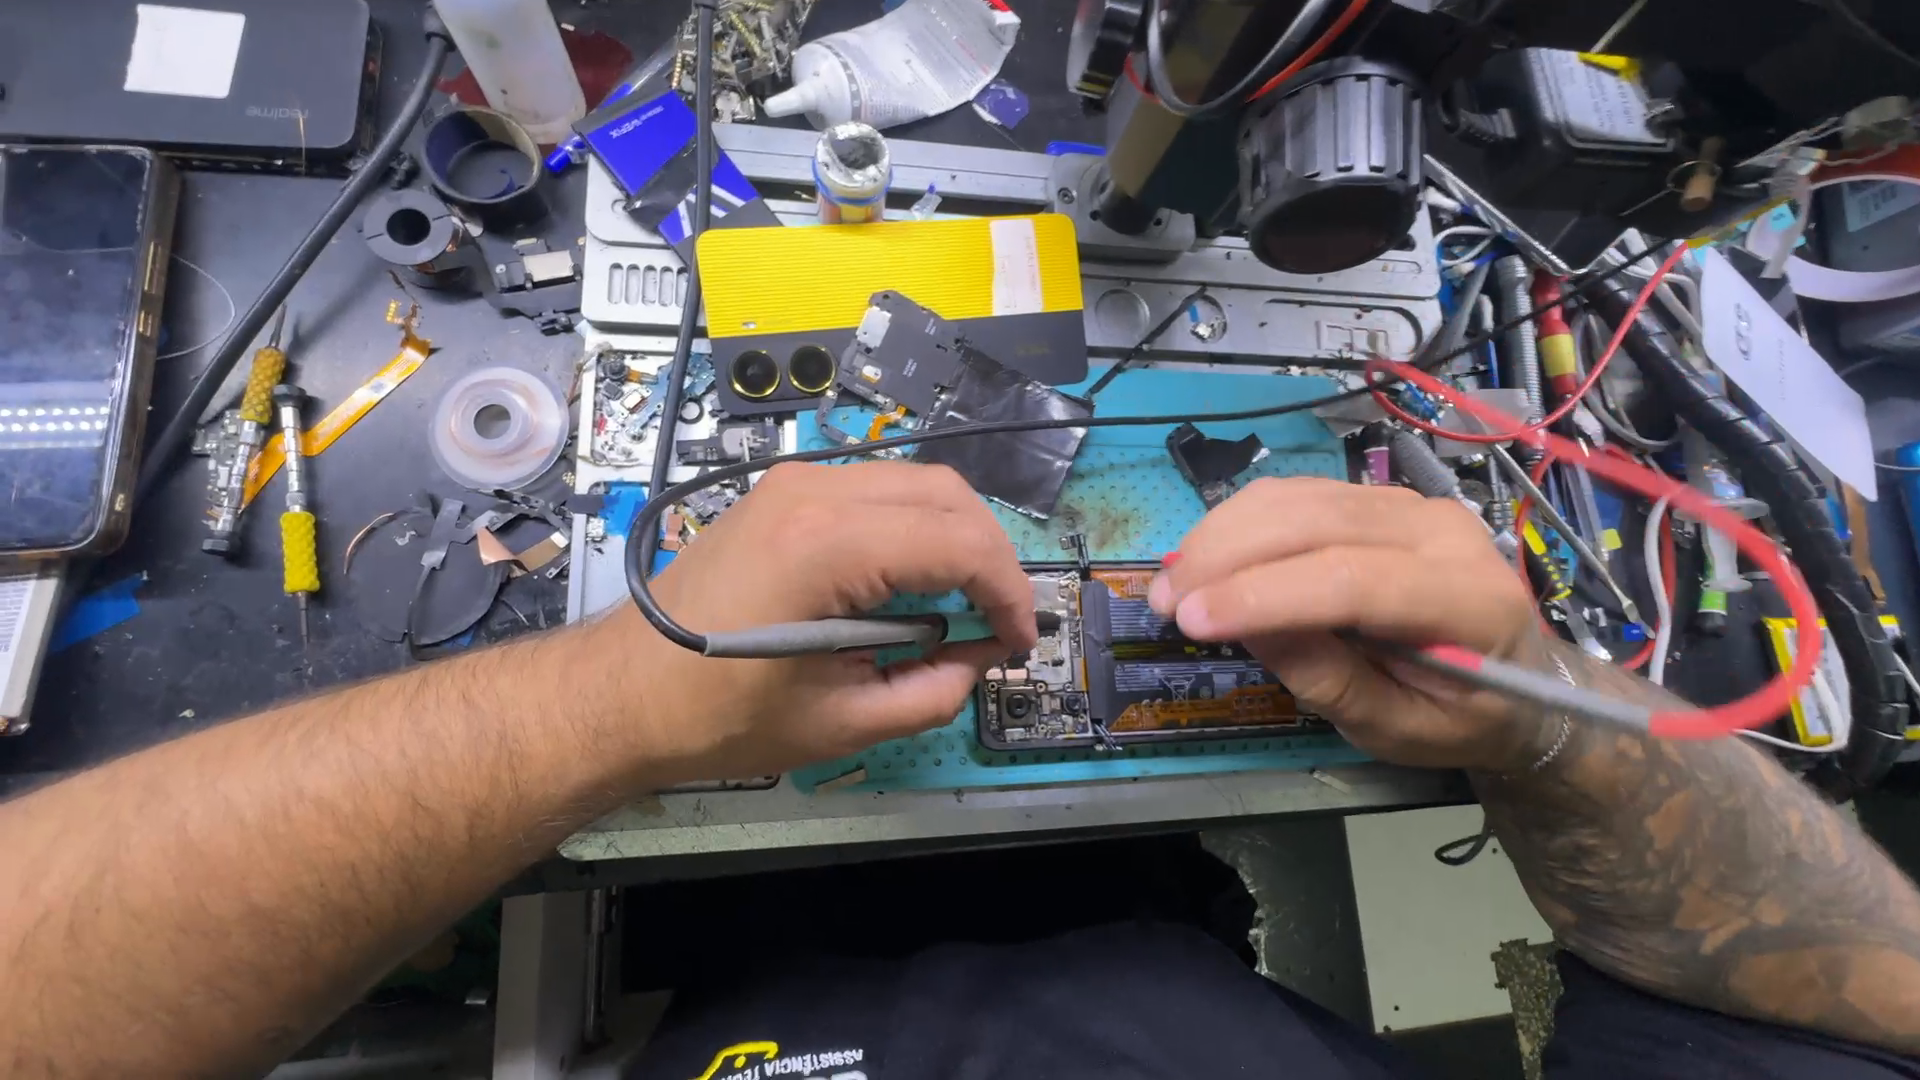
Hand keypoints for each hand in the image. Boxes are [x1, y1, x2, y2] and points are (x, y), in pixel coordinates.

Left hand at [586, 462, 1037, 785]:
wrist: (620, 691)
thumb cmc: (719, 717)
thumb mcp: (842, 722)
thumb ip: (934, 690)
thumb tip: (983, 655)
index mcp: (827, 546)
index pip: (959, 542)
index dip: (1007, 590)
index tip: (1018, 638)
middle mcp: (814, 491)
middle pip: (947, 493)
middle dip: (991, 555)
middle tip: (1000, 617)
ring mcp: (795, 481)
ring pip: (916, 482)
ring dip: (956, 535)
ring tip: (965, 599)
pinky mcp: (784, 490)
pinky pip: (878, 490)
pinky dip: (915, 527)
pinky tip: (913, 576)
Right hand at [1148, 477, 1551, 771]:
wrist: (1518, 676)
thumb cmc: (1460, 718)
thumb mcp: (1395, 728)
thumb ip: (1328, 680)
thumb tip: (1248, 627)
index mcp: (1468, 600)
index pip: (1353, 580)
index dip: (1263, 594)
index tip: (1188, 619)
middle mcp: (1440, 532)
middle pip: (1314, 522)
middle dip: (1224, 557)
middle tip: (1162, 599)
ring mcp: (1406, 505)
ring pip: (1293, 497)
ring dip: (1220, 534)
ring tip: (1171, 580)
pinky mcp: (1373, 497)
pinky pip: (1292, 493)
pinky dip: (1237, 521)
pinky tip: (1204, 555)